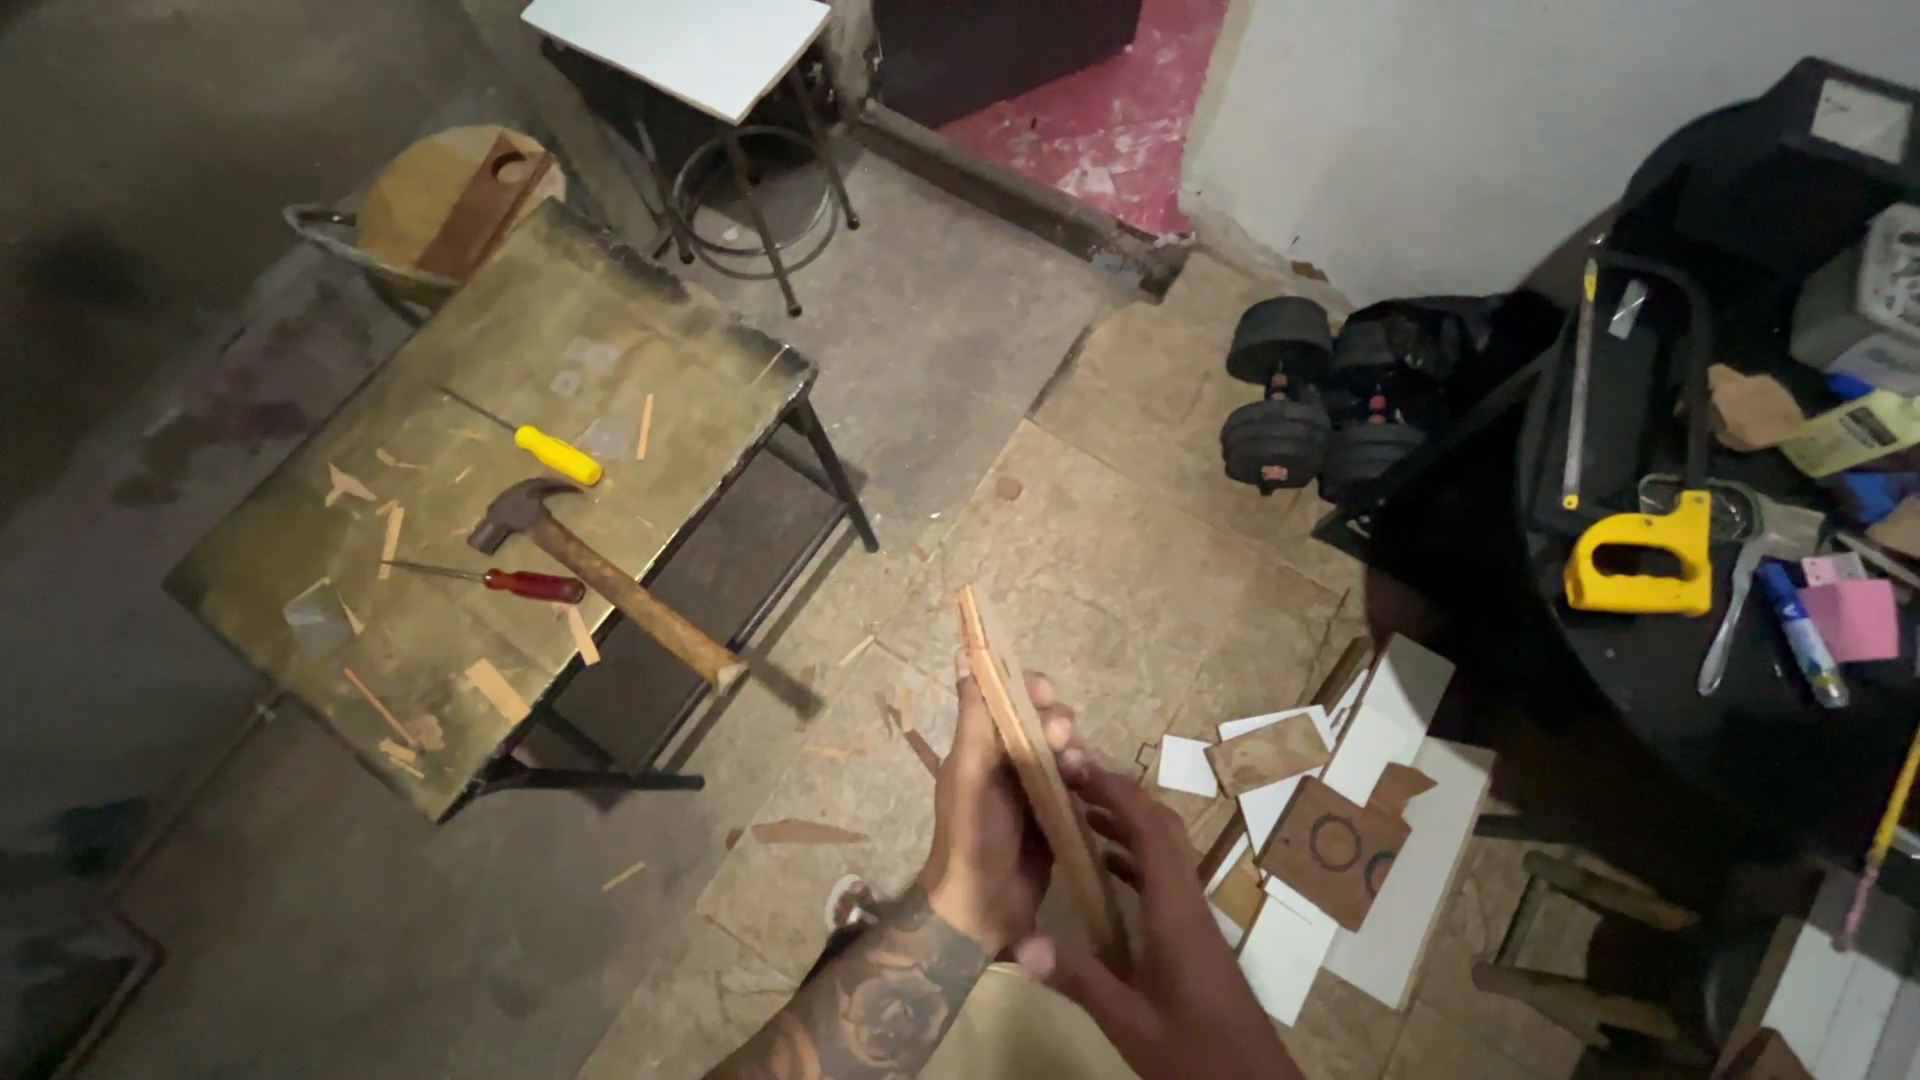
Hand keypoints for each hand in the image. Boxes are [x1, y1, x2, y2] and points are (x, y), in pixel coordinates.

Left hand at [917, 655, 1081, 952]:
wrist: (983, 906)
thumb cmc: (972, 833)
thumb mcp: (970, 771)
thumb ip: (973, 717)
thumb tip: (963, 654)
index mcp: (978, 747)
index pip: (1004, 700)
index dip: (1026, 688)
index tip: (1045, 691)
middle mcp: (1002, 761)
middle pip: (1036, 721)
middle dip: (1055, 719)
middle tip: (1063, 736)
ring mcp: (1028, 787)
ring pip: (1057, 749)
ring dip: (1070, 746)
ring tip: (1074, 762)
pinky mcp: (1050, 811)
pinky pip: (1070, 780)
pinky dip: (1079, 773)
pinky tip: (1083, 780)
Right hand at [1013, 764, 1302, 1079]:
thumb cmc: (1196, 1053)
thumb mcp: (1130, 1023)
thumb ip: (1079, 979)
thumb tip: (1021, 941)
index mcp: (1175, 908)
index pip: (1150, 829)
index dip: (1115, 791)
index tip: (1076, 768)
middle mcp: (1188, 899)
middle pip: (1161, 827)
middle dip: (1119, 795)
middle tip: (1072, 782)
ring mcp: (1194, 915)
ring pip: (1165, 848)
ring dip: (1126, 822)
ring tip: (1079, 812)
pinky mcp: (1193, 932)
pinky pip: (1164, 874)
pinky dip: (1133, 856)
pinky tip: (1104, 867)